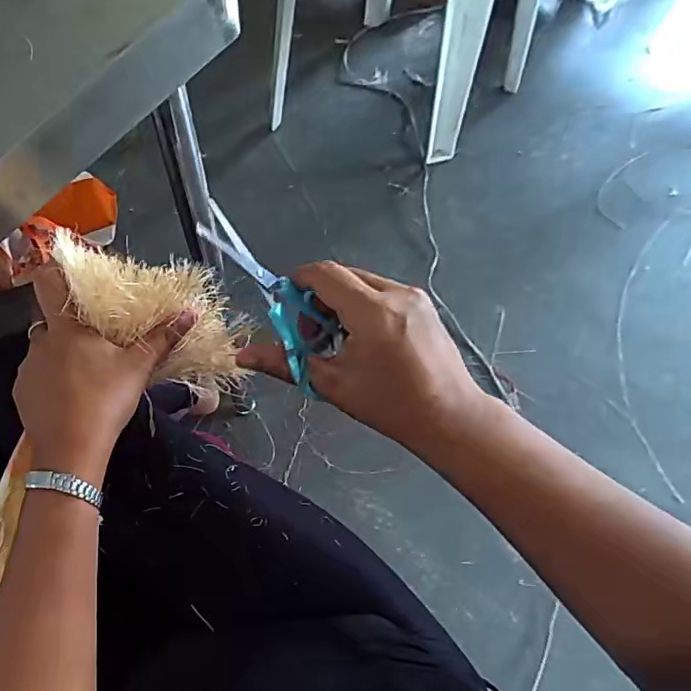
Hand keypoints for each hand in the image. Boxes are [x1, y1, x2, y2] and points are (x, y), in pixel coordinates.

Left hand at [16, 265, 195, 483]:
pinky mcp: (19, 394)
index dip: (54, 272)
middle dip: (68, 328)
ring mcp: (26, 369)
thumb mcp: (137, 369)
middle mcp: (38, 343)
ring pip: (42, 351)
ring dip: (58, 356)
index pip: (48, 284)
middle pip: (49, 322)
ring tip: (83, 377)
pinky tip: (67, 398)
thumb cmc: (104, 402)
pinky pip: (34, 377)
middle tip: (93, 343)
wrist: (71, 452)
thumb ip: (160, 338)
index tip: (64, 273)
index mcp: (65, 329)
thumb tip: (189, 313)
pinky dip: (48, 382)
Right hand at [237, 262, 493, 450]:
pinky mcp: (423, 305)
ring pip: (361, 284)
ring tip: (337, 343)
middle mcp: (395, 293)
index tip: (283, 304)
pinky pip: (380, 293)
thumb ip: (284, 362)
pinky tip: (361, 342)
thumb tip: (242, 356)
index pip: (324, 274)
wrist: (448, 415)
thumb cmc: (387, 403)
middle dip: (316, 300)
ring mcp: (413, 297)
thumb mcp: (329, 383)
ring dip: (338, 305)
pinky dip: (360, 308)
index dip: (296, 282)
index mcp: (371, 311)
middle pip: (341, 277)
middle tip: (311, 337)